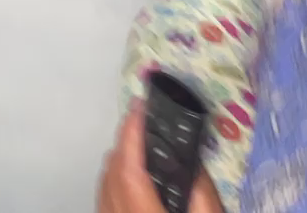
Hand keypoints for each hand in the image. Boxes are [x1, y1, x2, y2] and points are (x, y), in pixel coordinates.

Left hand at [97, 102, 223, 212]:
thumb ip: (203, 194)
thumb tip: (196, 160)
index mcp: (144, 212)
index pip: (129, 167)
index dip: (131, 132)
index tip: (139, 104)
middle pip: (113, 171)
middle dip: (125, 139)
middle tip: (143, 117)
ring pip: (104, 184)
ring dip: (118, 158)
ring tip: (138, 141)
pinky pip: (103, 199)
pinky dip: (112, 179)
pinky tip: (129, 176)